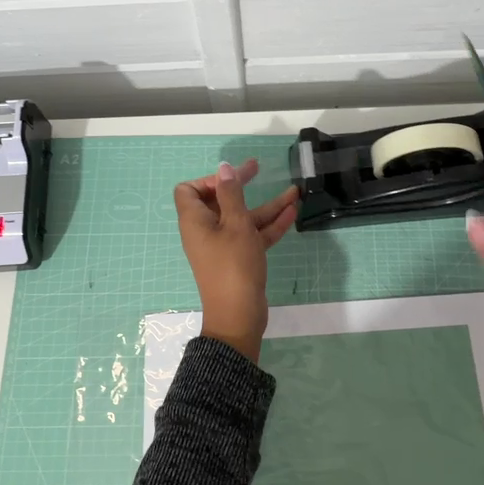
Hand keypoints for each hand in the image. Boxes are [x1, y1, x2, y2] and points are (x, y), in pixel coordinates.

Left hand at [175, 159, 299, 361]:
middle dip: (242, 185)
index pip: (189, 190)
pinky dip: (269, 225)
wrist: (238, 316)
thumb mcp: (236, 225)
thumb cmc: (233, 265)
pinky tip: (292, 214)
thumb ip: (232, 194)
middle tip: (259, 168)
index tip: (230, 180)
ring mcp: (223, 245)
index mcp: (195, 221)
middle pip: (220, 200)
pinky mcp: (239, 258)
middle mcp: (206, 230)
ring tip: (294, 193)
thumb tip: (223, 168)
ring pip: (242, 218)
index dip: (207, 180)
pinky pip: (252, 235)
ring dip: (266, 206)